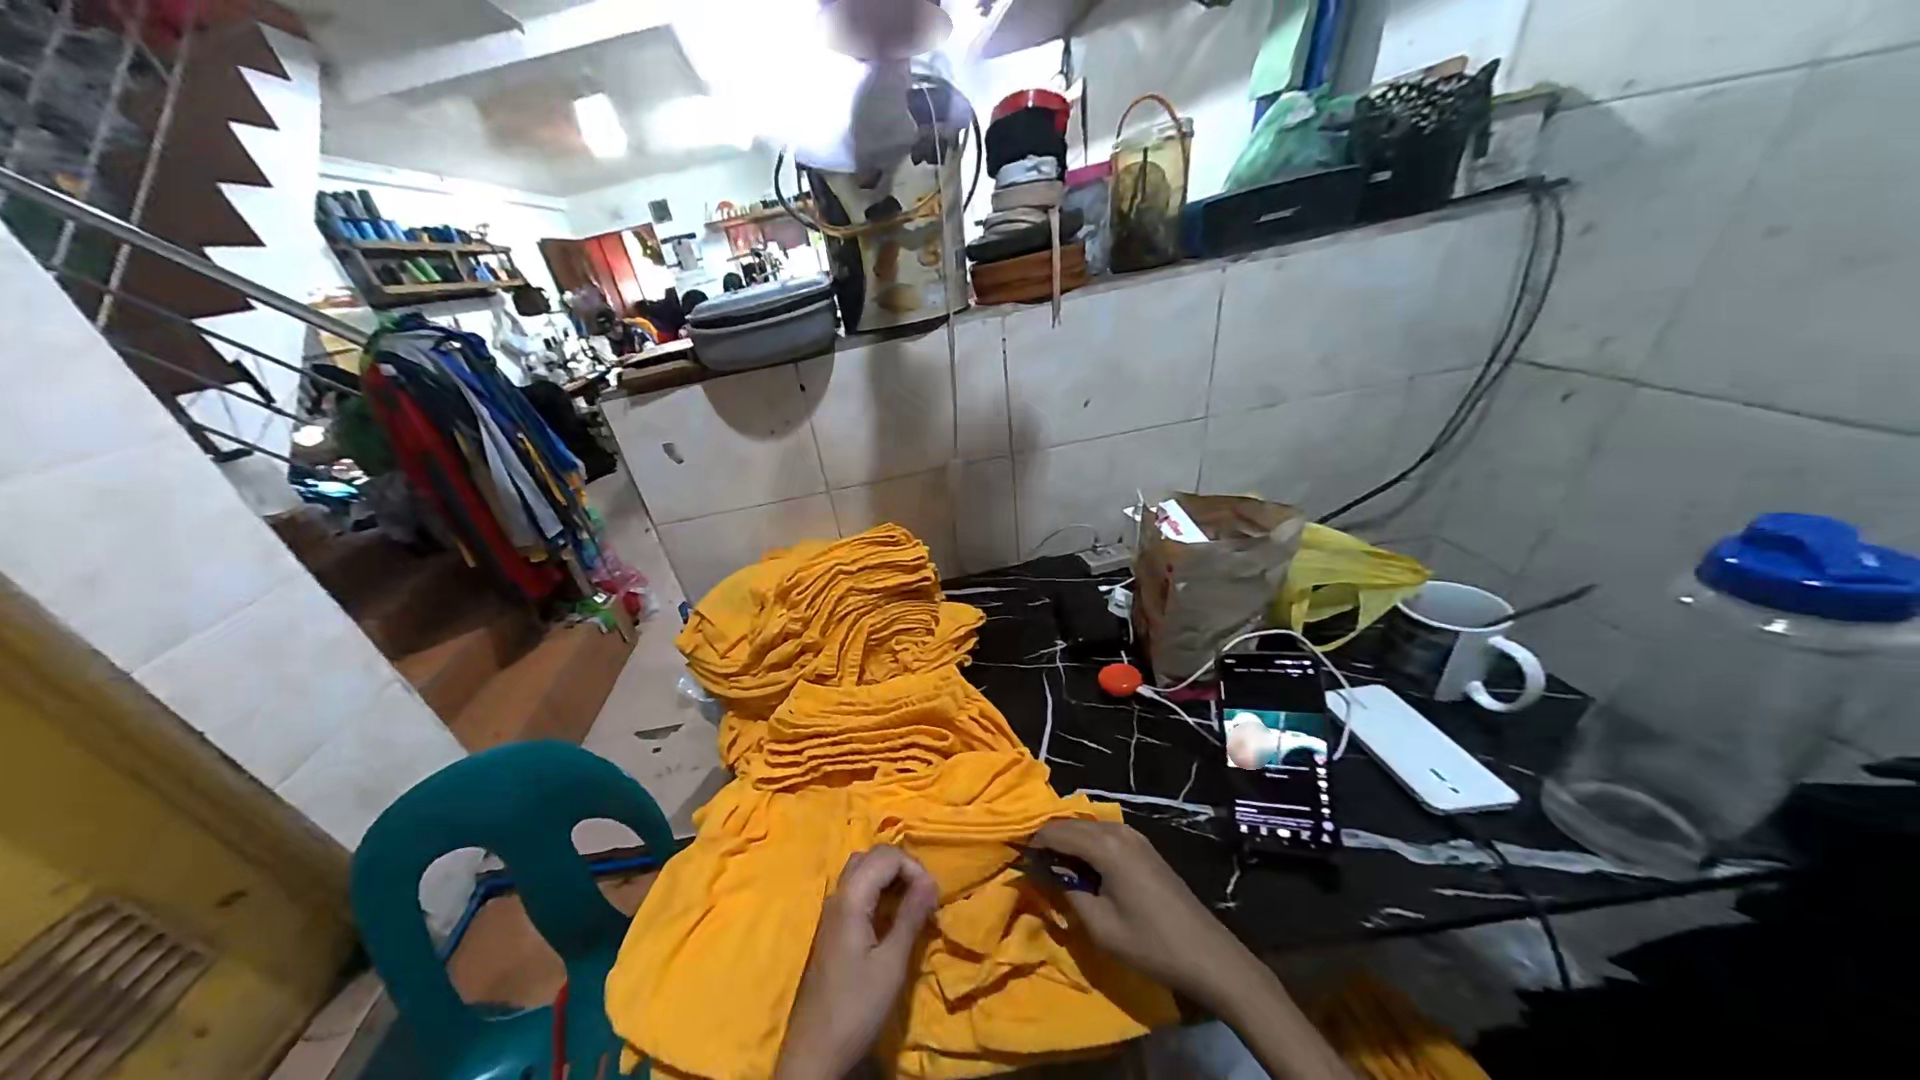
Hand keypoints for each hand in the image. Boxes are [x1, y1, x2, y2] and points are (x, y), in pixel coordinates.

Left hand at [774, 845, 938, 1079]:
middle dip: (902, 867)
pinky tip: (892, 918)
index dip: (914, 868)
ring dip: (889, 878)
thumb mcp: (892, 963)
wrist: (815, 1052)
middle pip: (871, 857)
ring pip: (862, 871)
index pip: (886, 856)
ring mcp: (831, 911)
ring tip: (912, 904)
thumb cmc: (856, 1007)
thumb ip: (910, 916)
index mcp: (850, 898)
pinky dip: (878, 891)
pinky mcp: (832, 927)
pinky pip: (856, 891)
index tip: (932, 897)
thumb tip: (931, 881)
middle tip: (924, 896)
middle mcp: (837, 895)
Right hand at [1028, 819, 1257, 1011]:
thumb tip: (1042, 873)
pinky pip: (1103, 835)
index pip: (1056, 832)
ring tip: (1053, 870)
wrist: (1208, 955)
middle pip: (1071, 824)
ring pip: (1087, 827)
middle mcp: (1118, 830)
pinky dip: (1086, 845)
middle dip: (1048, 840)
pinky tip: (1082, 870)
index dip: (1033, 844)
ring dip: (1067, 842)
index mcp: (1105, 845)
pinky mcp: (1143, 847)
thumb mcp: (1099, 925)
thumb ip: (1066, 892)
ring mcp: (1134, 836)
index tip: (1017, 862)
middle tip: (1031, 866)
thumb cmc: (1150, 943)